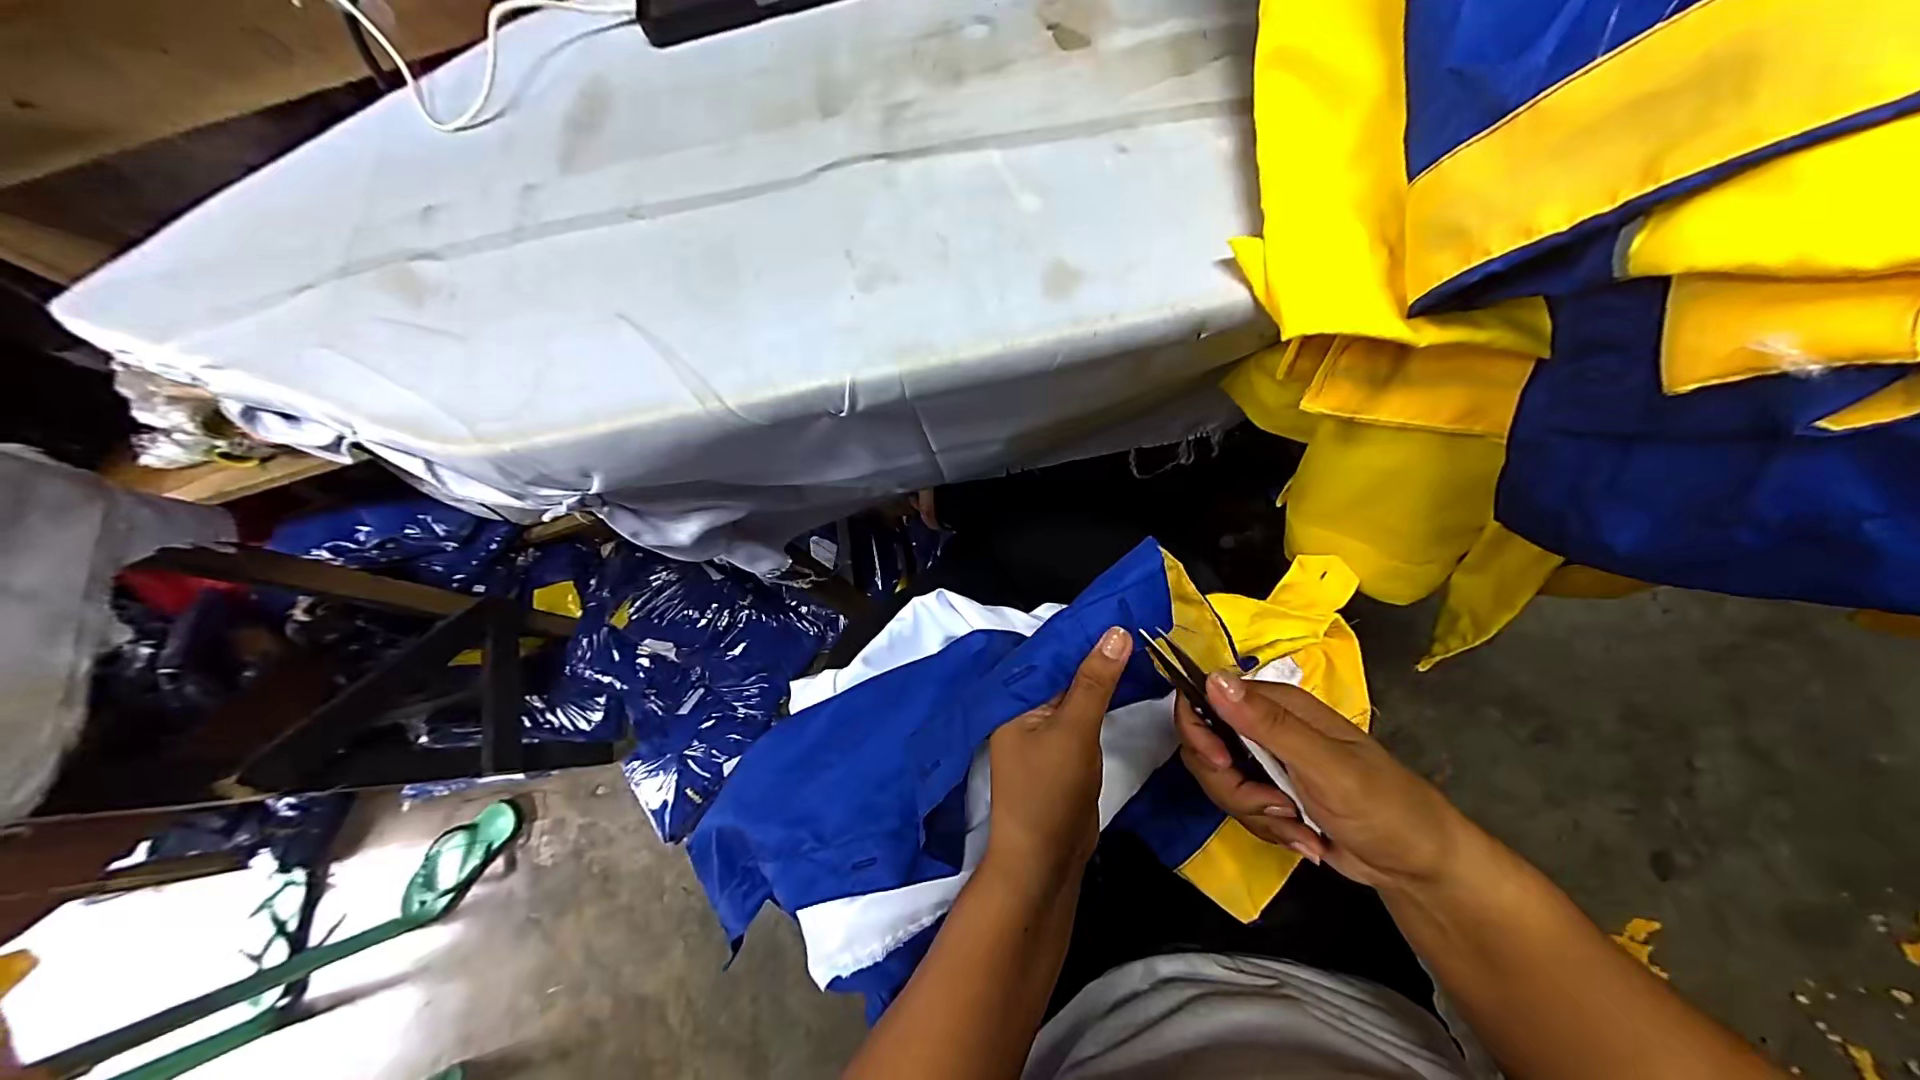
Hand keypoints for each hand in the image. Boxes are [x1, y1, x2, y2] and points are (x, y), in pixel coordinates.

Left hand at [983, 626, 1132, 880]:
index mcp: (1012, 697)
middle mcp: (1022, 707)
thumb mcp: (1073, 730)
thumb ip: (1093, 682)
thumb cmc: (1049, 792)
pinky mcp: (1061, 746)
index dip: (1080, 630)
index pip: (1046, 652)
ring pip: (1074, 689)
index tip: (1117, 605)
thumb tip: (1116, 632)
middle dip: (1093, 649)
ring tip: (1137, 640)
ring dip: (1100, 672)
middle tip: (1135, 618)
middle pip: (1061, 668)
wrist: (1046, 859)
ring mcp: (1042, 728)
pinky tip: (1125, 680)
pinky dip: (1101, 697)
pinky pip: (1081, 711)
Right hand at [1174, 672, 1468, 892]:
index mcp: (1278, 705)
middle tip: (1275, 803)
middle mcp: (1266, 728)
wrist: (1417, 865)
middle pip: (1206, 748)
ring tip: (1298, 823)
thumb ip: (1267, 723)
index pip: (1207, 699)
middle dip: (1232, 786)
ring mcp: (1266, 762)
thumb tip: (1214, 679)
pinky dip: (1267, 826)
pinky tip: (1303, 834)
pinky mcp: (1270, 794)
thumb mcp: (1325, 764)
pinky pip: (1239, 807)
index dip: (1200, 731)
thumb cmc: (1384, 806)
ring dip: (1254, 811)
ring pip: (1220, 782)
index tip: (1219, 763)